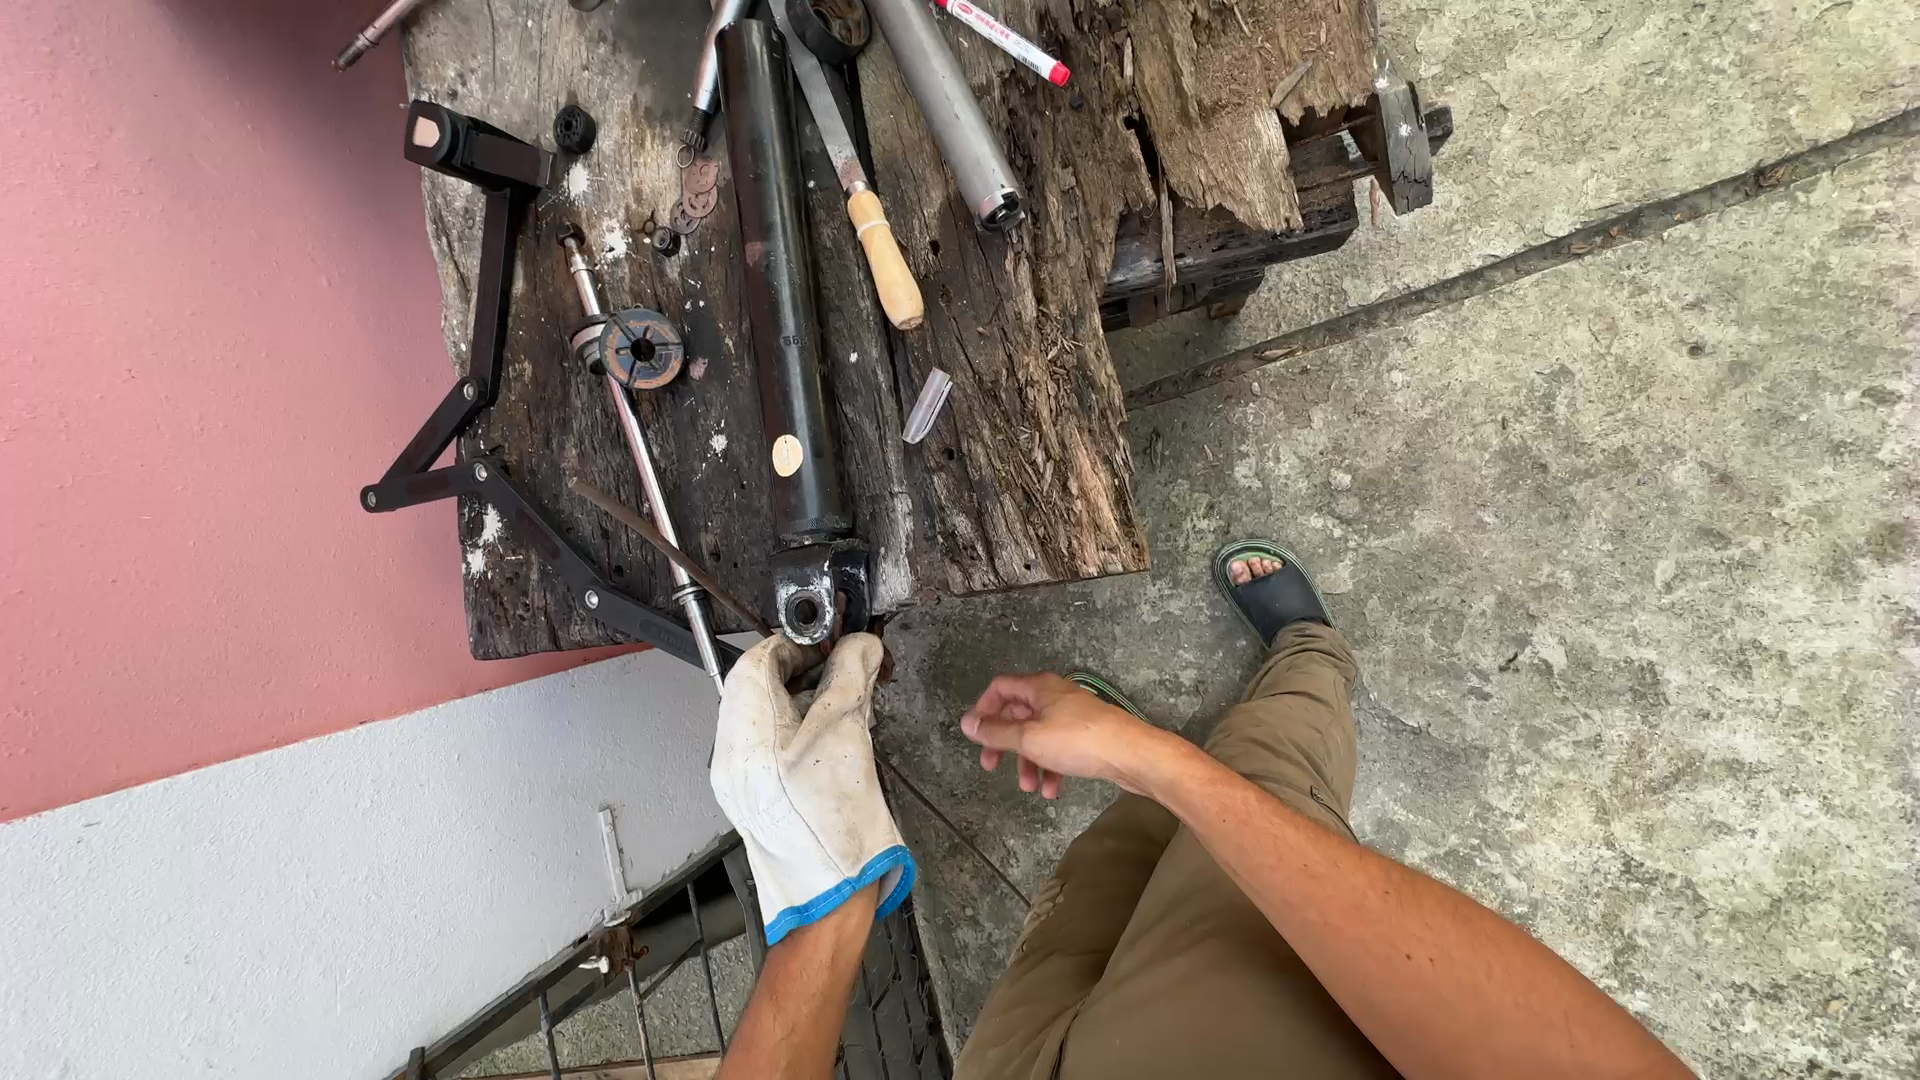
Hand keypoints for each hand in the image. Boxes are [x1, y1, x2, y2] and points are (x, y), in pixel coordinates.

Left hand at [711, 633, 915, 945]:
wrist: (830, 899)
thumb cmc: (835, 825)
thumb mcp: (847, 735)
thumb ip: (851, 676)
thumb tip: (860, 644)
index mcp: (744, 738)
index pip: (754, 663)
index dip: (795, 644)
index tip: (831, 645)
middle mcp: (732, 756)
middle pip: (759, 687)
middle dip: (806, 669)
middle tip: (847, 670)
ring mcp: (740, 778)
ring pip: (769, 714)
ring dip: (808, 696)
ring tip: (849, 703)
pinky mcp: (756, 795)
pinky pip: (772, 742)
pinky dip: (803, 726)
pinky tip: (837, 734)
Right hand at [959, 674, 1171, 797]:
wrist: (1132, 754)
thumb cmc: (1077, 741)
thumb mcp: (1029, 739)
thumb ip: (996, 732)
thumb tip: (967, 722)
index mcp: (1038, 688)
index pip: (1000, 688)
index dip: (984, 709)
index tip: (977, 734)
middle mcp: (1054, 695)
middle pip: (1018, 714)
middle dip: (1004, 743)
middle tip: (991, 766)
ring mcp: (1072, 715)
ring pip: (1038, 735)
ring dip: (1028, 762)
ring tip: (1029, 787)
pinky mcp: (1086, 735)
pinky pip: (1058, 748)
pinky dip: (1051, 767)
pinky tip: (1052, 790)